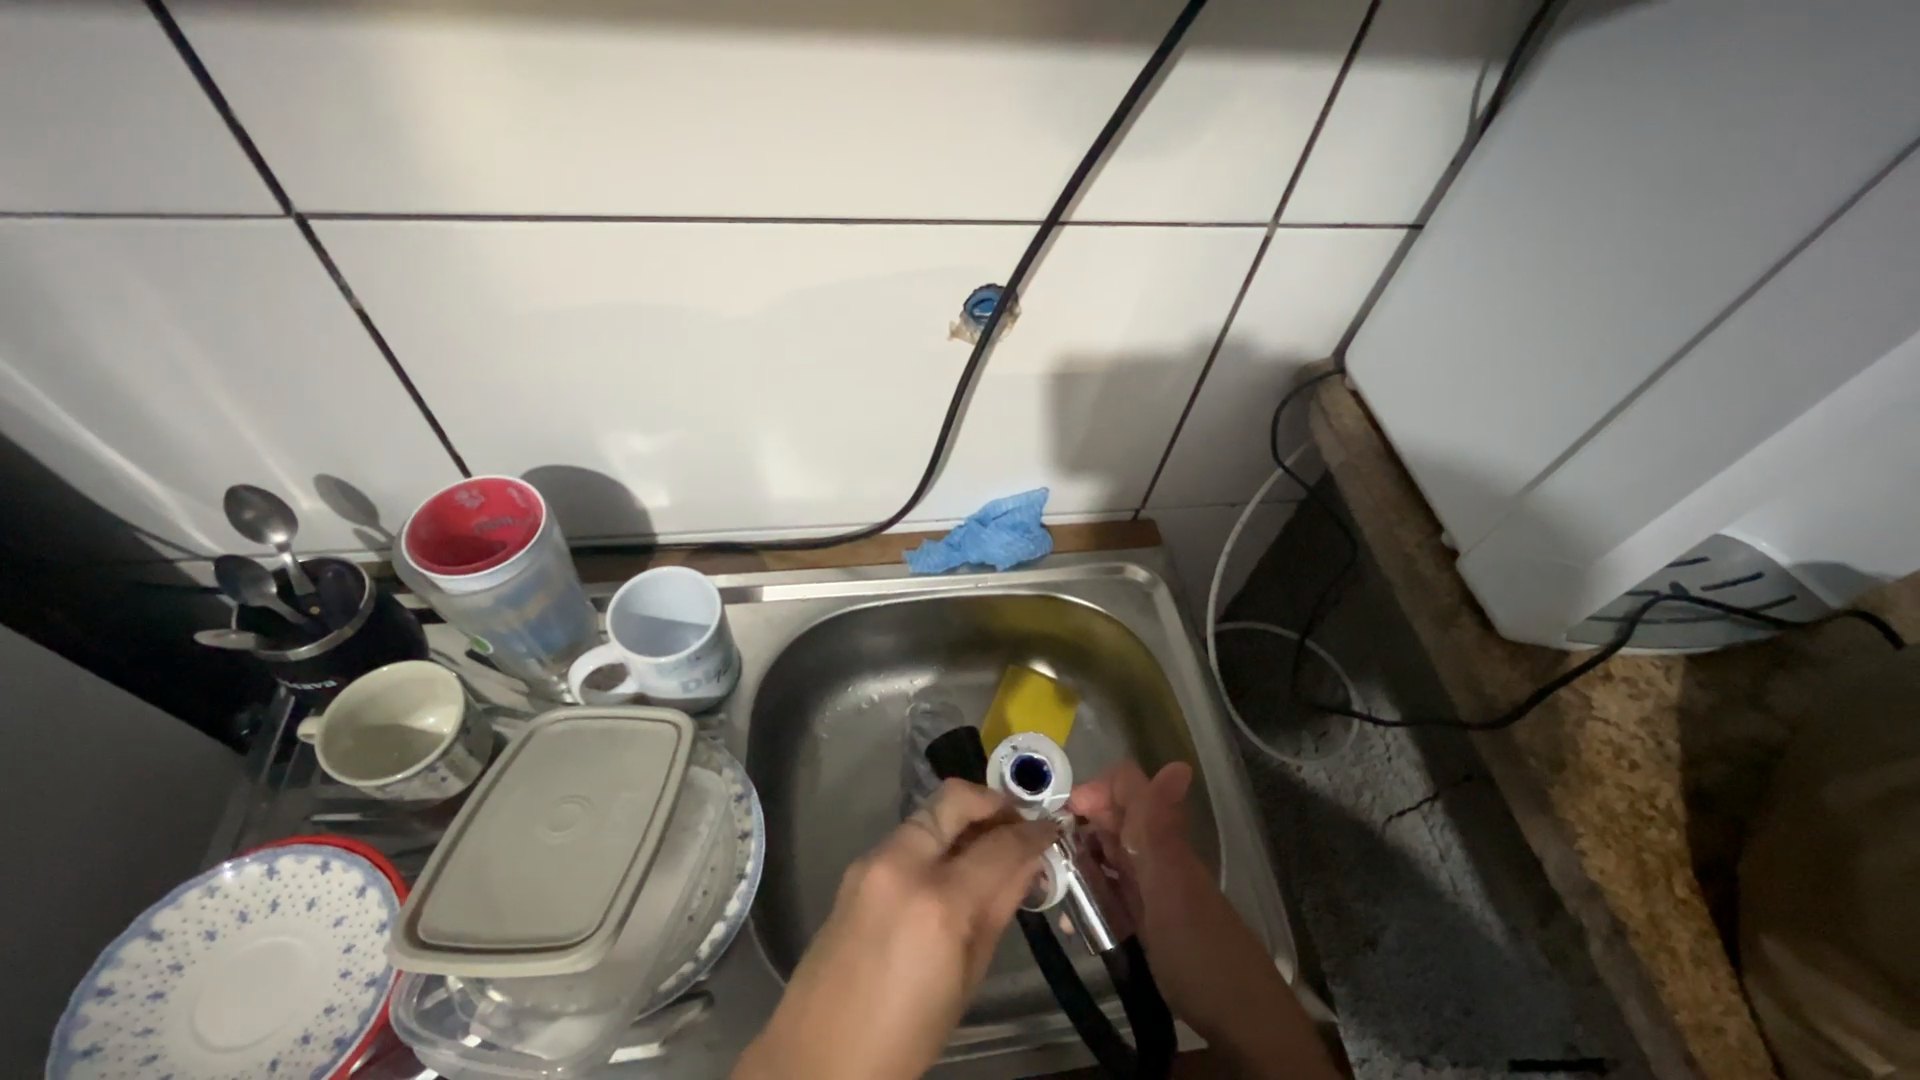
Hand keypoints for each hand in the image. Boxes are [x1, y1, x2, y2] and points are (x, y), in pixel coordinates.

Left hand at [734, 779, 1057, 1079]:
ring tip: (990, 851)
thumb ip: (999, 907)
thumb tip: (1030, 863)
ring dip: (964, 821)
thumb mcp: (968, 977)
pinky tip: (952, 871)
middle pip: (955, 799)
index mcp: (937, 902)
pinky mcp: (855, 870)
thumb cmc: (907, 1032)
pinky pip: (907, 838)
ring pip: (929, 815)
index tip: (1051, 829)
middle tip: (1018, 822)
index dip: (1033, 833)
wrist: (820, 1056)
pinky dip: (937, 840)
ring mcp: (871, 862)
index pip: (999, 845)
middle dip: (993, 802)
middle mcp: (901, 865)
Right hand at [1072, 762, 1339, 1079]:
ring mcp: (1152, 892)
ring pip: (1108, 859)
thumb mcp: (1171, 888)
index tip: (1061, 819)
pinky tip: (1070, 921)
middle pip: (1113, 821)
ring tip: (1046, 885)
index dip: (1093, 790)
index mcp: (1162, 840)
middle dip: (1076, 828)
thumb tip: (1178, 763)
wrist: (1240, 1023)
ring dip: (1078, 864)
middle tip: (1042, 856)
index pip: (1127, 787)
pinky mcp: (1147, 924)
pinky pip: (1112, 898)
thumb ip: (1161, 830)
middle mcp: (1156, 857)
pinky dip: (1089, 901)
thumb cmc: (1200, 952)